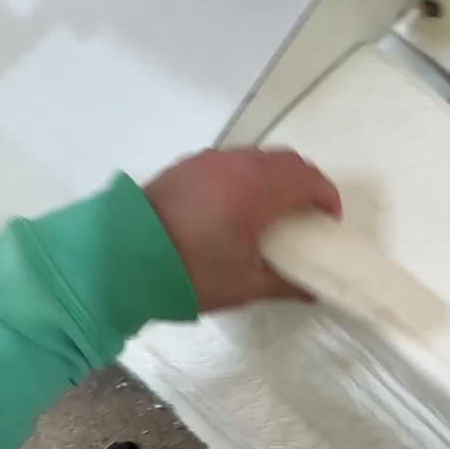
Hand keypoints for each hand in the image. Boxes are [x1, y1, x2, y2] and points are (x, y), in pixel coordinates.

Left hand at [143, 148, 341, 311]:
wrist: (121, 257)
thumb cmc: (189, 273)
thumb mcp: (241, 286)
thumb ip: (283, 284)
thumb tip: (312, 291)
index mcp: (257, 191)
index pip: (309, 180)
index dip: (327, 198)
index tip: (328, 222)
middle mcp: (237, 165)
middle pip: (287, 161)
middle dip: (306, 183)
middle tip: (307, 214)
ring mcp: (210, 160)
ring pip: (258, 157)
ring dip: (276, 177)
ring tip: (274, 209)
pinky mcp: (187, 164)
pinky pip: (232, 161)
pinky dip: (249, 175)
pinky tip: (238, 204)